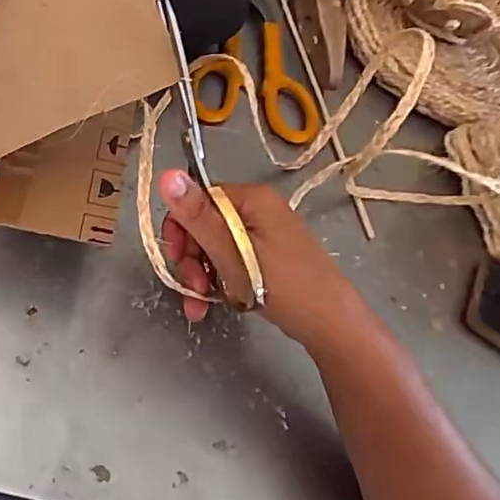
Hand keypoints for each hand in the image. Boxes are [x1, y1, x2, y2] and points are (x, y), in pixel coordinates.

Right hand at [157, 169, 368, 349]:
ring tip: (200, 304)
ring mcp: (263, 234)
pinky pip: (230, 262)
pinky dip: (217, 282)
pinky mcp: (266, 257)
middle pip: (204, 226)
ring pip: (213, 249)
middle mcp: (257, 210)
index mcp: (251, 199)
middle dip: (191, 259)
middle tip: (193, 286)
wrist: (332, 325)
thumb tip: (167, 174)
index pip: (198, 200)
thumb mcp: (233, 253)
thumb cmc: (284, 285)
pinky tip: (211, 304)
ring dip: (200, 276)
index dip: (181, 229)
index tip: (178, 259)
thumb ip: (198, 217)